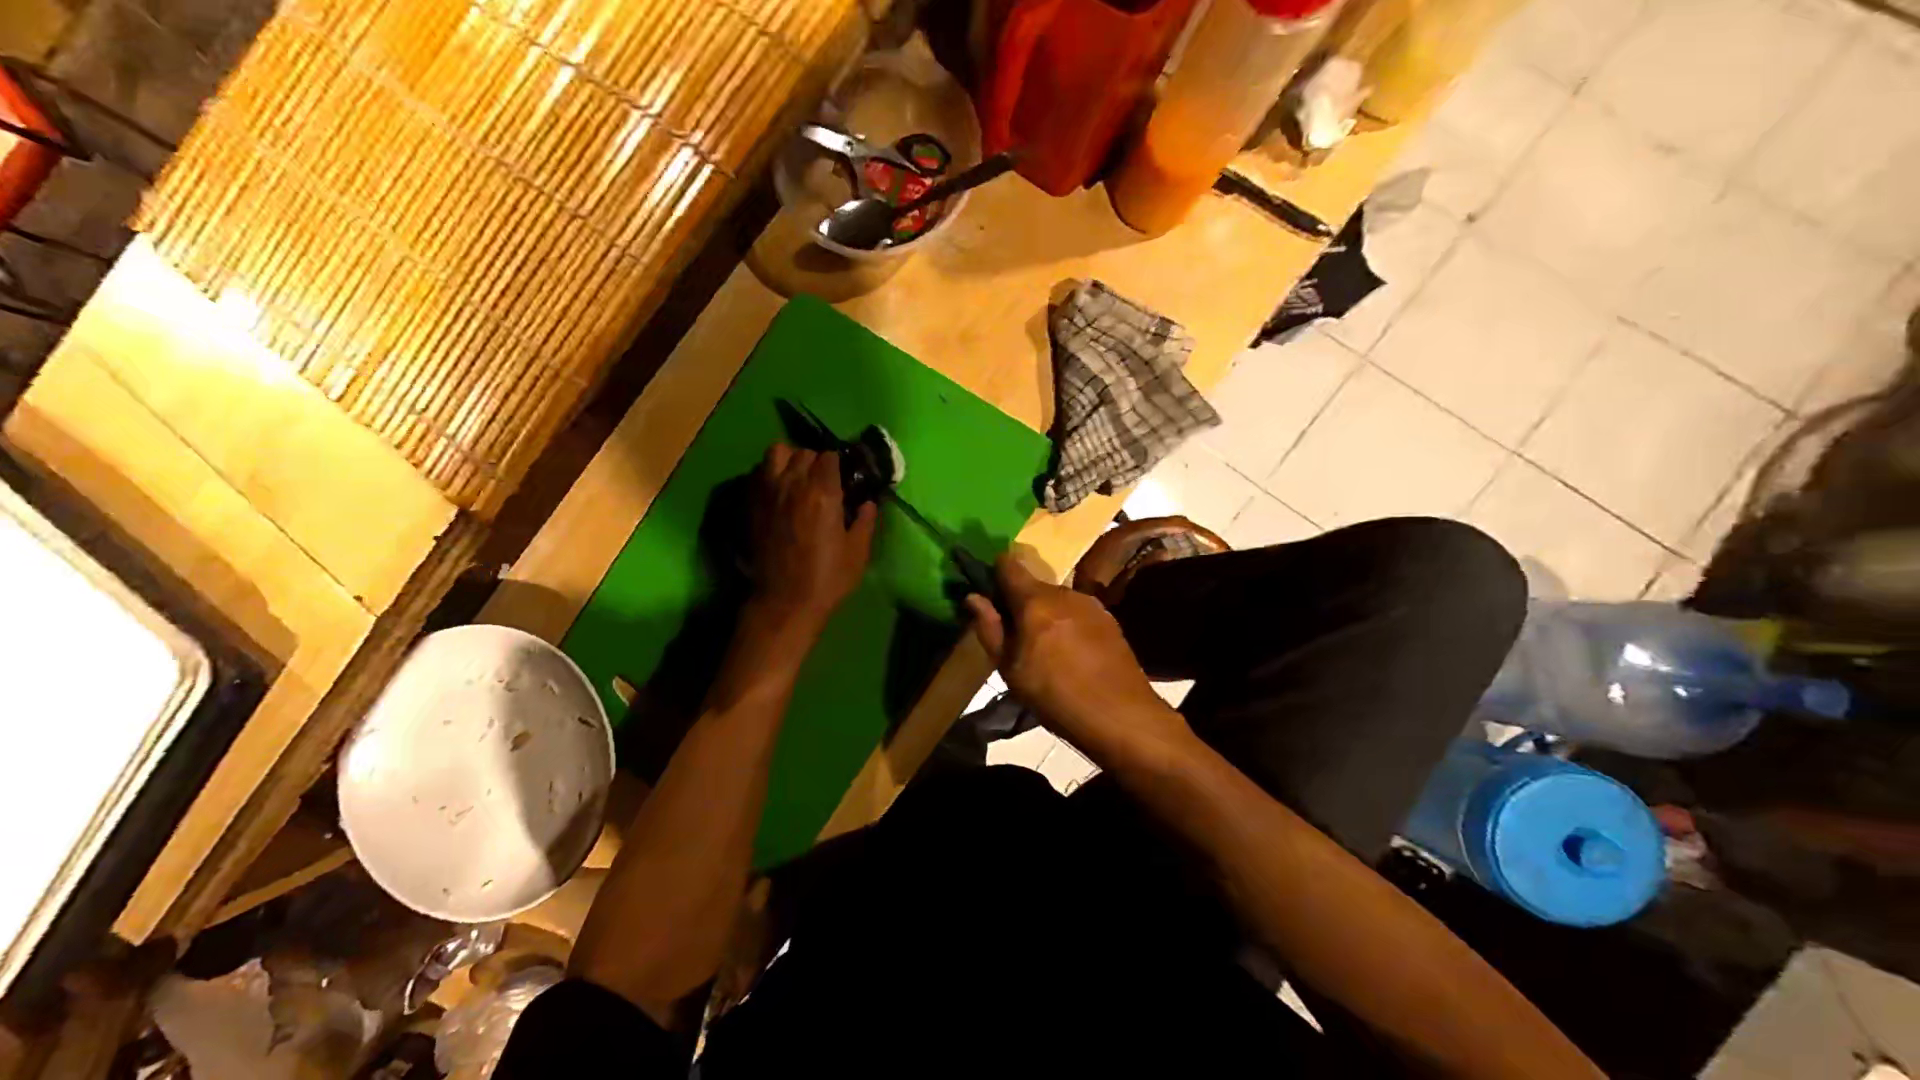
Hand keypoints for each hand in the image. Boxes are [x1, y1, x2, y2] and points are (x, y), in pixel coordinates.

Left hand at [750, 444, 876, 628]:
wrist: (784, 602)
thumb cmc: (827, 579)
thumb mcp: (858, 552)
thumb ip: (865, 521)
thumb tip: (868, 502)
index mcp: (823, 493)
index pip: (829, 457)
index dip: (839, 464)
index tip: (844, 478)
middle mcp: (793, 484)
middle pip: (803, 452)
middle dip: (816, 461)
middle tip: (823, 480)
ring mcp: (768, 492)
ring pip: (776, 453)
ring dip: (789, 459)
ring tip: (797, 477)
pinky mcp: (751, 504)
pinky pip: (759, 473)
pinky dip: (771, 473)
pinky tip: (780, 491)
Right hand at [966, 551, 1187, 754]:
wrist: (1120, 714)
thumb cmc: (1054, 695)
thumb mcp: (1010, 669)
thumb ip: (990, 629)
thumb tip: (973, 597)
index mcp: (1035, 601)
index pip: (1008, 565)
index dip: (994, 572)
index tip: (988, 592)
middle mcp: (1064, 592)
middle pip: (1034, 586)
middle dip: (1021, 603)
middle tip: (1015, 635)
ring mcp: (1091, 604)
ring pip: (1058, 601)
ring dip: (1046, 616)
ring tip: (1046, 651)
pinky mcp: (1110, 620)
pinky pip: (1078, 613)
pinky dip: (1068, 625)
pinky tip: (1072, 655)